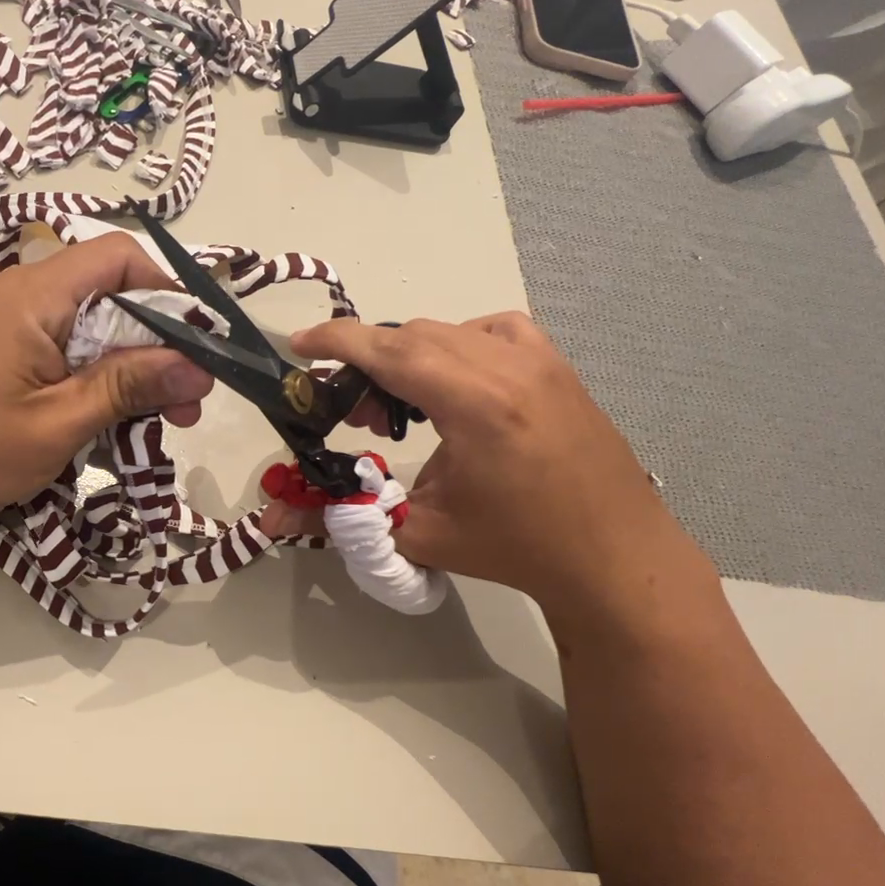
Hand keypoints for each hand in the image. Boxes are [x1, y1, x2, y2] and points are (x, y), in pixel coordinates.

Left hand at [0, 234, 215, 524]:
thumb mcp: (59, 423)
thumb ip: (128, 387)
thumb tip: (198, 366)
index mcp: (32, 296)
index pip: (118, 256)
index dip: (167, 292)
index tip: (197, 346)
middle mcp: (20, 294)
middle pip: (109, 293)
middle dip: (156, 343)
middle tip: (187, 403)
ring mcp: (8, 322)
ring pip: (90, 325)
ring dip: (128, 367)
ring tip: (160, 420)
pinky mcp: (2, 350)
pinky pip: (63, 347)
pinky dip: (94, 376)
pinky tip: (115, 418)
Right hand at [264, 312, 709, 614]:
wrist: (611, 555)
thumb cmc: (512, 547)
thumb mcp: (416, 533)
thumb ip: (340, 517)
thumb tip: (273, 519)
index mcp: (476, 404)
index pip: (391, 350)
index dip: (338, 341)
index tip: (300, 344)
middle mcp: (509, 368)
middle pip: (414, 336)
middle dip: (367, 362)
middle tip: (350, 413)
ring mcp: (541, 363)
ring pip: (451, 330)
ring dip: (409, 356)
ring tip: (399, 408)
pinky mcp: (558, 369)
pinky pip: (493, 332)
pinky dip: (456, 346)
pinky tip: (452, 387)